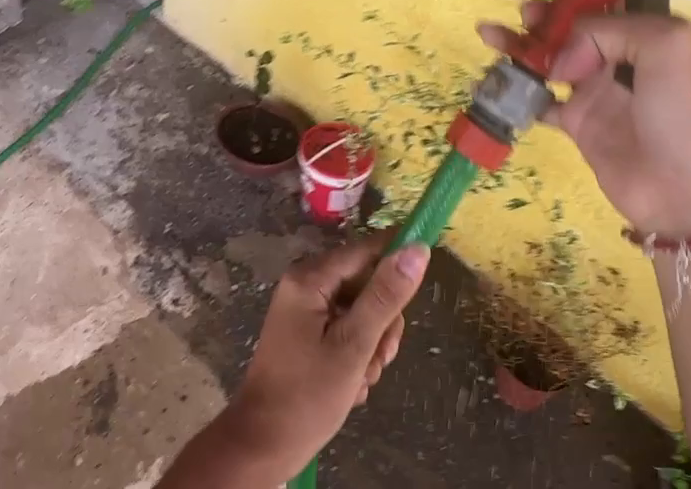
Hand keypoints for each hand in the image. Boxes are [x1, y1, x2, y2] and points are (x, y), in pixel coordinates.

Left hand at [217, 235, 430, 477]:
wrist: (267, 441)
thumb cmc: (309, 392)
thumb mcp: (355, 344)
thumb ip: (386, 296)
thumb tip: (416, 248)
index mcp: (310, 278)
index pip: (366, 251)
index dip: (397, 262)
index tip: (423, 284)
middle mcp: (305, 285)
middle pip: (366, 285)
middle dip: (381, 323)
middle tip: (378, 357)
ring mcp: (305, 311)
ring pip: (361, 313)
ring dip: (371, 346)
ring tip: (362, 377)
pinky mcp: (308, 334)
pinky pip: (347, 332)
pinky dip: (356, 357)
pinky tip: (351, 384)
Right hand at [479, 0, 690, 234]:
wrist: (689, 193)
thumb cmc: (687, 114)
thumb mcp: (666, 47)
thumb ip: (607, 28)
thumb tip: (562, 57)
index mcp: (649, 33)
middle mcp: (620, 57)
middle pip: (572, 22)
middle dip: (545, 9)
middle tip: (525, 8)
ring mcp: (596, 90)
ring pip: (547, 55)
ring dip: (519, 42)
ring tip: (491, 34)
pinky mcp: (577, 124)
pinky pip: (537, 98)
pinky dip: (514, 87)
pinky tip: (497, 79)